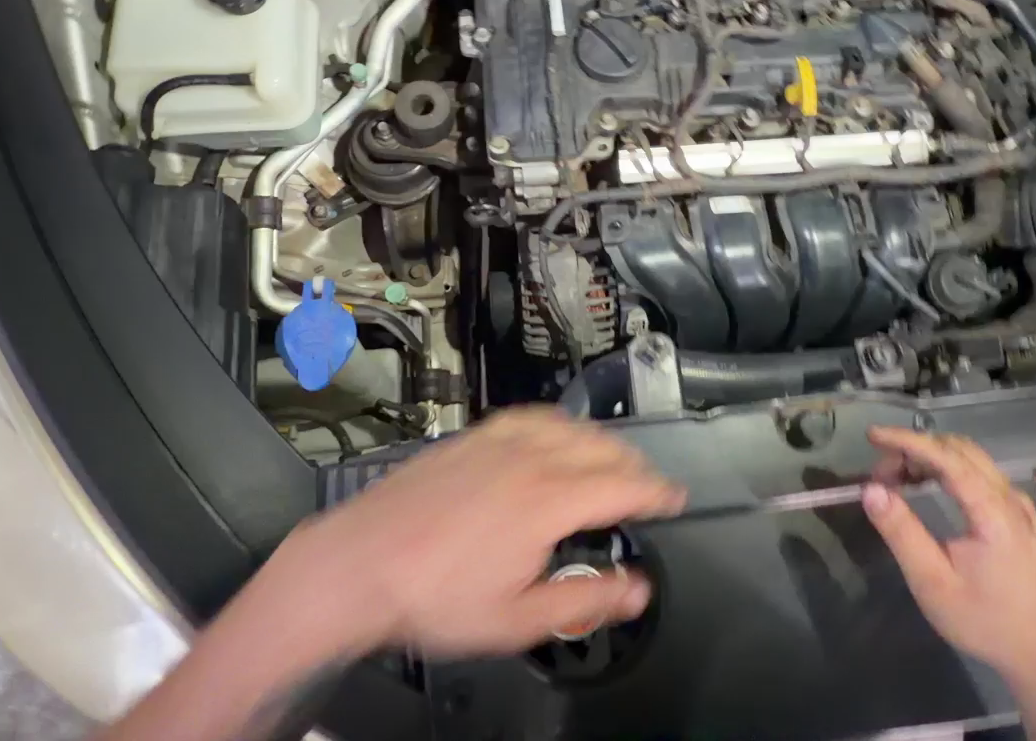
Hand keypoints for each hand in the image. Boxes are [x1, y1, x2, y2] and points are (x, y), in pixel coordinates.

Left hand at [276, 407, 684, 657]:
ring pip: (569, 426)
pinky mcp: (471, 437)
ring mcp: (498, 442)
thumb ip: (585, 600)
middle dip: (635, 466)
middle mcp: (529, 459)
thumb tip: (638, 591)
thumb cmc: (434, 596)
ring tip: (613, 458)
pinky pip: (529, 416)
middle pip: (602, 449)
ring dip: (601, 441)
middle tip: (649, 484)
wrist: (359, 563)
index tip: (676, 498)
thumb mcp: (516, 619)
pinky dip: (558, 423)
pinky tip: (556, 432)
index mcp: (548, 500)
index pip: (623, 485)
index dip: (657, 492)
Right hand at [861, 428, 1035, 677]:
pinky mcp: (1016, 513)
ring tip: (895, 477)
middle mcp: (1010, 499)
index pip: (948, 459)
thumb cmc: (982, 619)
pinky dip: (945, 467)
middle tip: (880, 472)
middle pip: (958, 451)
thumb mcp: (932, 582)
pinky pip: (978, 472)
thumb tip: (871, 490)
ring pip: (969, 458)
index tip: (872, 436)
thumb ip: (901, 533)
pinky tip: (924, 484)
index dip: (908, 442)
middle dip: (914, 449)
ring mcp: (1017, 504)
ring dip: (929, 457)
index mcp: (994, 513)